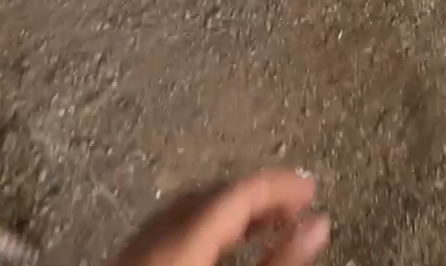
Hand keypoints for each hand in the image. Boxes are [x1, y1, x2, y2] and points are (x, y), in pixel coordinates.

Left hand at [110, 169, 329, 265]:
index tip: (312, 193)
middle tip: (293, 209)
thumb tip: (318, 225)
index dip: (280, 186)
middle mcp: (149, 243)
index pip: (238, 192)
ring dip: (228, 214)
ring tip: (265, 228)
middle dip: (256, 197)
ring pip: (184, 216)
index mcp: (179, 246)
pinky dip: (201, 233)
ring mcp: (127, 261)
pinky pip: (165, 237)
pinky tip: (219, 253)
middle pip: (210, 198)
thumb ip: (279, 264)